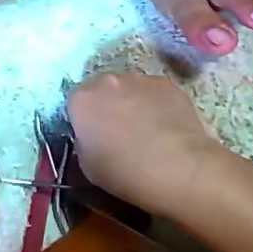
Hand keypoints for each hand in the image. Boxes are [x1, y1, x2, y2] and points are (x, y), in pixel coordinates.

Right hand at [68, 72, 223, 208]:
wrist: (177, 168)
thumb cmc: (124, 172)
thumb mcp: (87, 166)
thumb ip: (84, 142)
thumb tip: (93, 136)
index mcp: (82, 100)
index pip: (75, 103)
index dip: (84, 120)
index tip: (94, 137)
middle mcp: (107, 81)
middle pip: (101, 90)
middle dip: (107, 106)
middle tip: (119, 132)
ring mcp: (139, 79)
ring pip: (129, 88)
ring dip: (131, 103)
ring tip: (146, 129)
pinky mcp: (167, 83)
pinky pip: (154, 92)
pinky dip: (155, 104)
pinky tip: (165, 126)